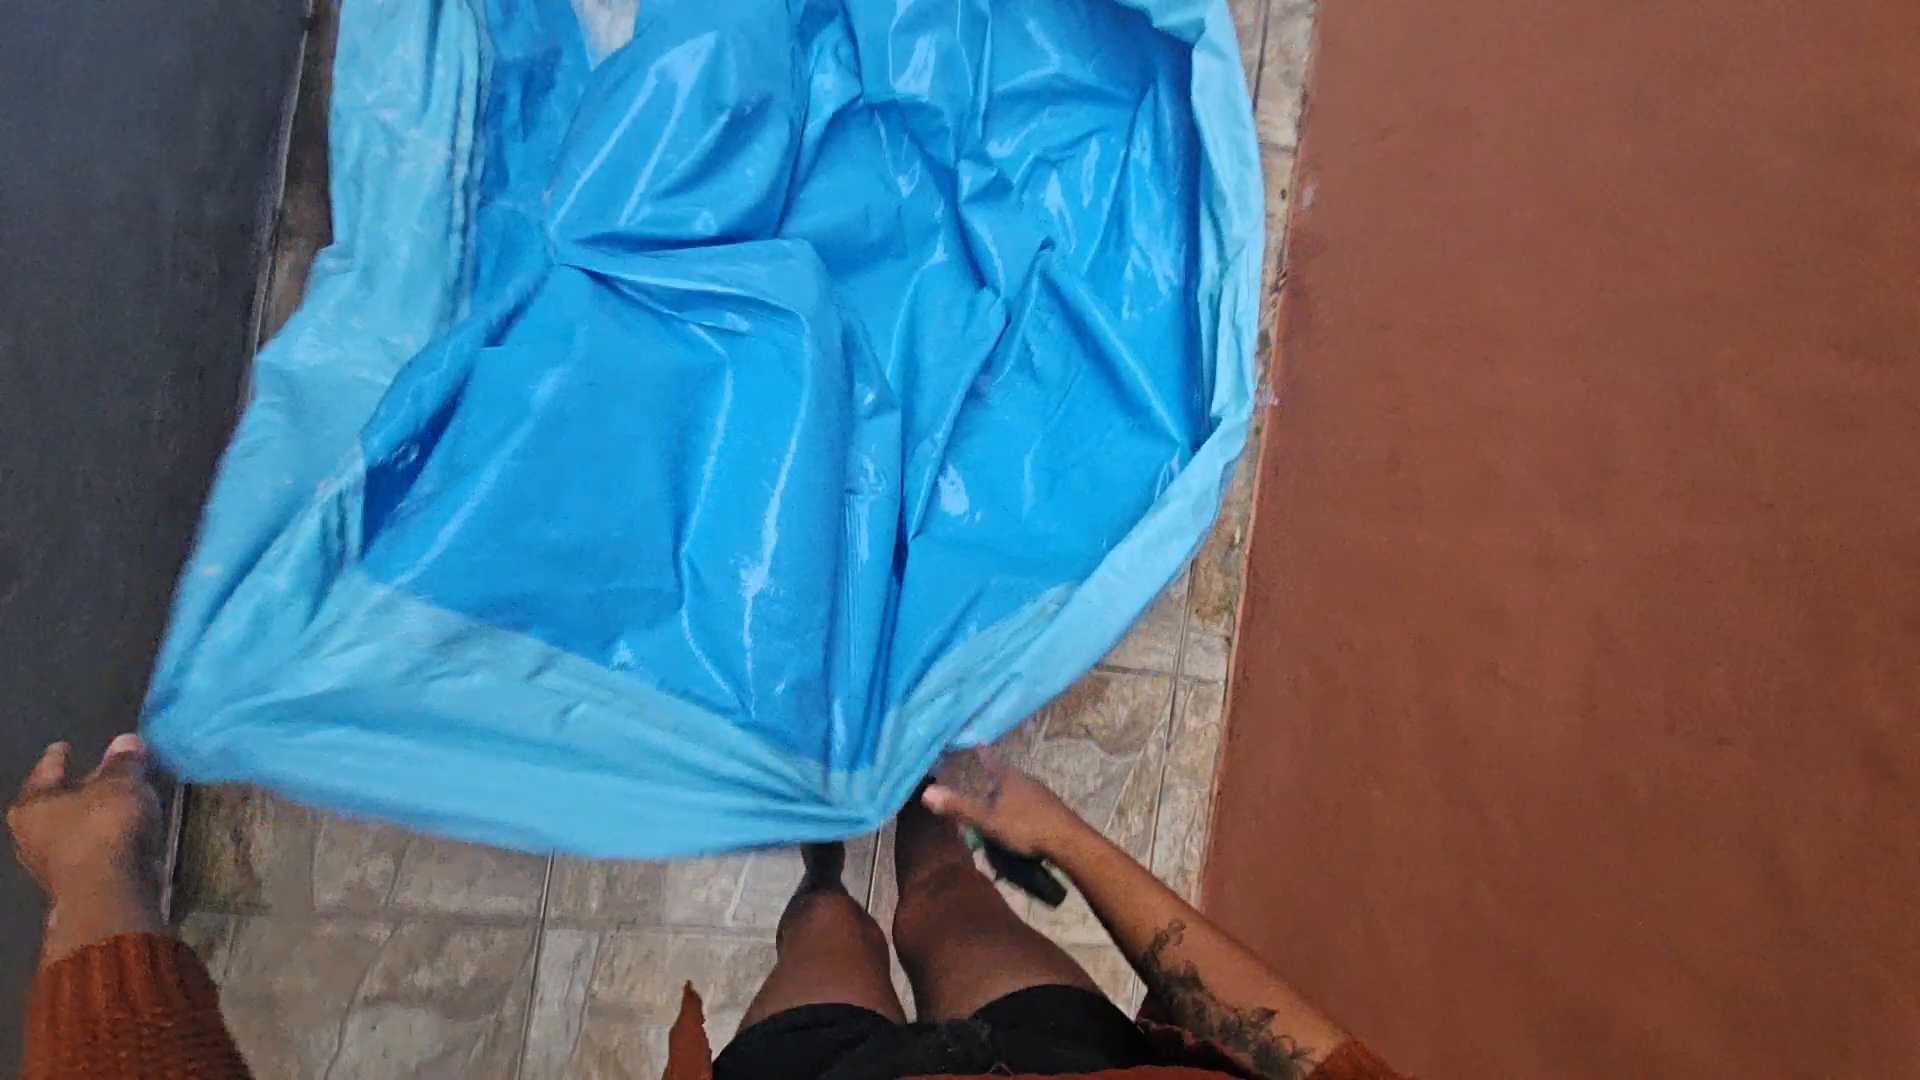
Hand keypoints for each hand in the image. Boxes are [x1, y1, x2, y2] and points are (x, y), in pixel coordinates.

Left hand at [8, 735, 160, 905]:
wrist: (106, 885)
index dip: (57, 757)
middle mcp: (29, 829)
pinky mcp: (69, 871)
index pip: (46, 771)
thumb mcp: (122, 784)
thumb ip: (124, 762)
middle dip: (78, 783)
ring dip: (90, 808)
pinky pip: (84, 838)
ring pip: (69, 821)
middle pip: (56, 798)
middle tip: (100, 770)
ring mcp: (46, 855)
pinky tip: (119, 824)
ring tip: (116, 797)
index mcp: (33, 804)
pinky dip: (99, 827)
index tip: (62, 745)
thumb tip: (125, 740)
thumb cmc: (105, 825)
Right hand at [922, 748, 1087, 858]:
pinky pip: (1031, 803)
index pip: (991, 761)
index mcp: (1008, 778)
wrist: (1067, 840)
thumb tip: (926, 793)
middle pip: (1006, 776)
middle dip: (995, 780)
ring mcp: (1041, 793)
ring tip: (1001, 807)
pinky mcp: (1052, 808)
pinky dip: (1022, 808)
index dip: (984, 755)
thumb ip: (959, 807)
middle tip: (985, 786)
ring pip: (1019, 790)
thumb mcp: (987, 820)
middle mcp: (1025, 780)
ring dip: (1009, 796)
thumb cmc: (1024, 826)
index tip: (979, 743)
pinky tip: (1022, 821)